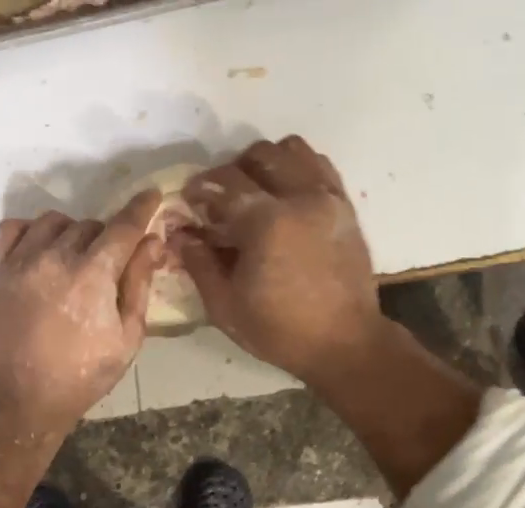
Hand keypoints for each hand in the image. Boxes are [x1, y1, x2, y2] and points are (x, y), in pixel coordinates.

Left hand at [0, 193, 164, 434]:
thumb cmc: (83, 376)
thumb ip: (139, 284)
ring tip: (74, 260)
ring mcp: (22, 263)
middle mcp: (56, 258)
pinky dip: (28, 231)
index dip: (142, 208)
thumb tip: (152, 241)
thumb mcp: (126, 337)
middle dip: (106, 239)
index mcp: (93, 274)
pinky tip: (39, 251)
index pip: (123, 225)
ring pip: (53, 223)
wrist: (23, 400)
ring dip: (70, 233)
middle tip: (108, 268)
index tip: (152, 198)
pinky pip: (11, 230)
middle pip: (90, 225)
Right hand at [179, 137, 387, 382]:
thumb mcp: (226, 306)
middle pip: (259, 157)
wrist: (343, 341)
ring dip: (265, 163)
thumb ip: (200, 265)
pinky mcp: (344, 204)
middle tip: (219, 198)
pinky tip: (283, 195)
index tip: (188, 199)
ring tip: (253, 191)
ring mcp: (327, 197)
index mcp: (266, 224)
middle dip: (231, 171)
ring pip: (292, 150)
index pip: (226, 184)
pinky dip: (296, 168)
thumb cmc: (278, 330)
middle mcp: (299, 198)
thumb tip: (179, 236)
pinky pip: (319, 164)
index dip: (201, 187)